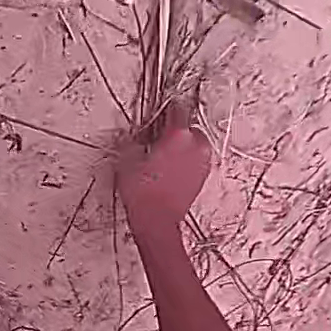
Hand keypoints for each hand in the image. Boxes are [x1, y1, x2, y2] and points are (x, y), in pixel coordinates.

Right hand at [117, 103, 212, 239]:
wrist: (157, 221)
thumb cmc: (144, 194)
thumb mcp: (126, 160)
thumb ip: (131, 141)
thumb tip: (131, 137)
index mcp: (178, 136)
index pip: (177, 110)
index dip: (166, 109)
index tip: (160, 111)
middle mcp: (196, 146)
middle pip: (188, 128)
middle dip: (174, 132)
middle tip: (156, 140)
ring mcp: (202, 163)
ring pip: (194, 145)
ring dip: (181, 147)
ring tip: (162, 156)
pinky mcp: (203, 177)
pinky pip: (196, 161)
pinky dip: (186, 161)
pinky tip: (169, 170)